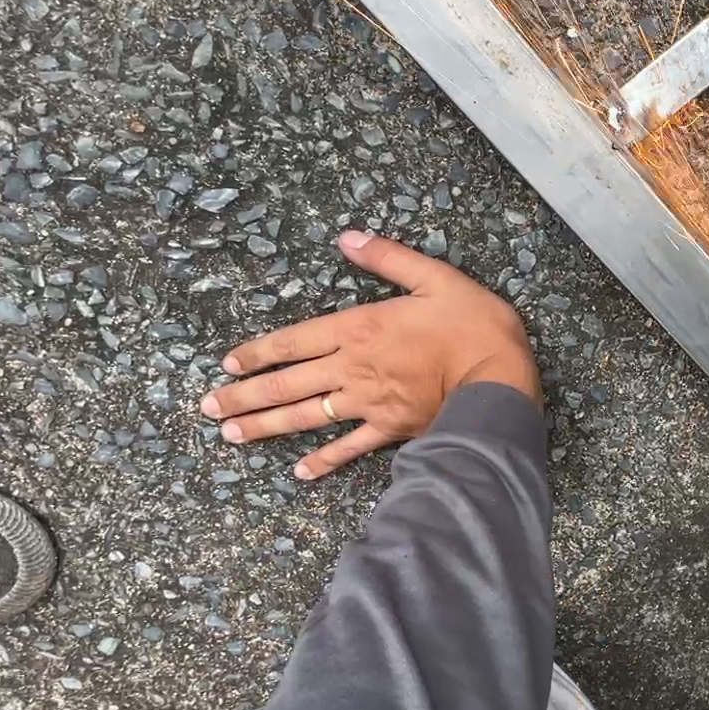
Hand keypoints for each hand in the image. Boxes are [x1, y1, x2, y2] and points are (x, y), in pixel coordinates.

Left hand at [199, 230, 539, 479]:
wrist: (499, 377)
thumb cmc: (475, 325)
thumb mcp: (439, 278)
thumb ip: (391, 259)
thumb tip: (347, 238)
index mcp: (360, 328)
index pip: (294, 341)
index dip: (258, 352)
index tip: (229, 364)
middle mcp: (353, 367)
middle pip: (287, 383)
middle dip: (244, 394)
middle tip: (209, 406)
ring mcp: (368, 402)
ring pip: (305, 416)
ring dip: (264, 425)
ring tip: (230, 434)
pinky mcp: (390, 427)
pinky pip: (350, 448)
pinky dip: (324, 460)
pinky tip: (301, 471)